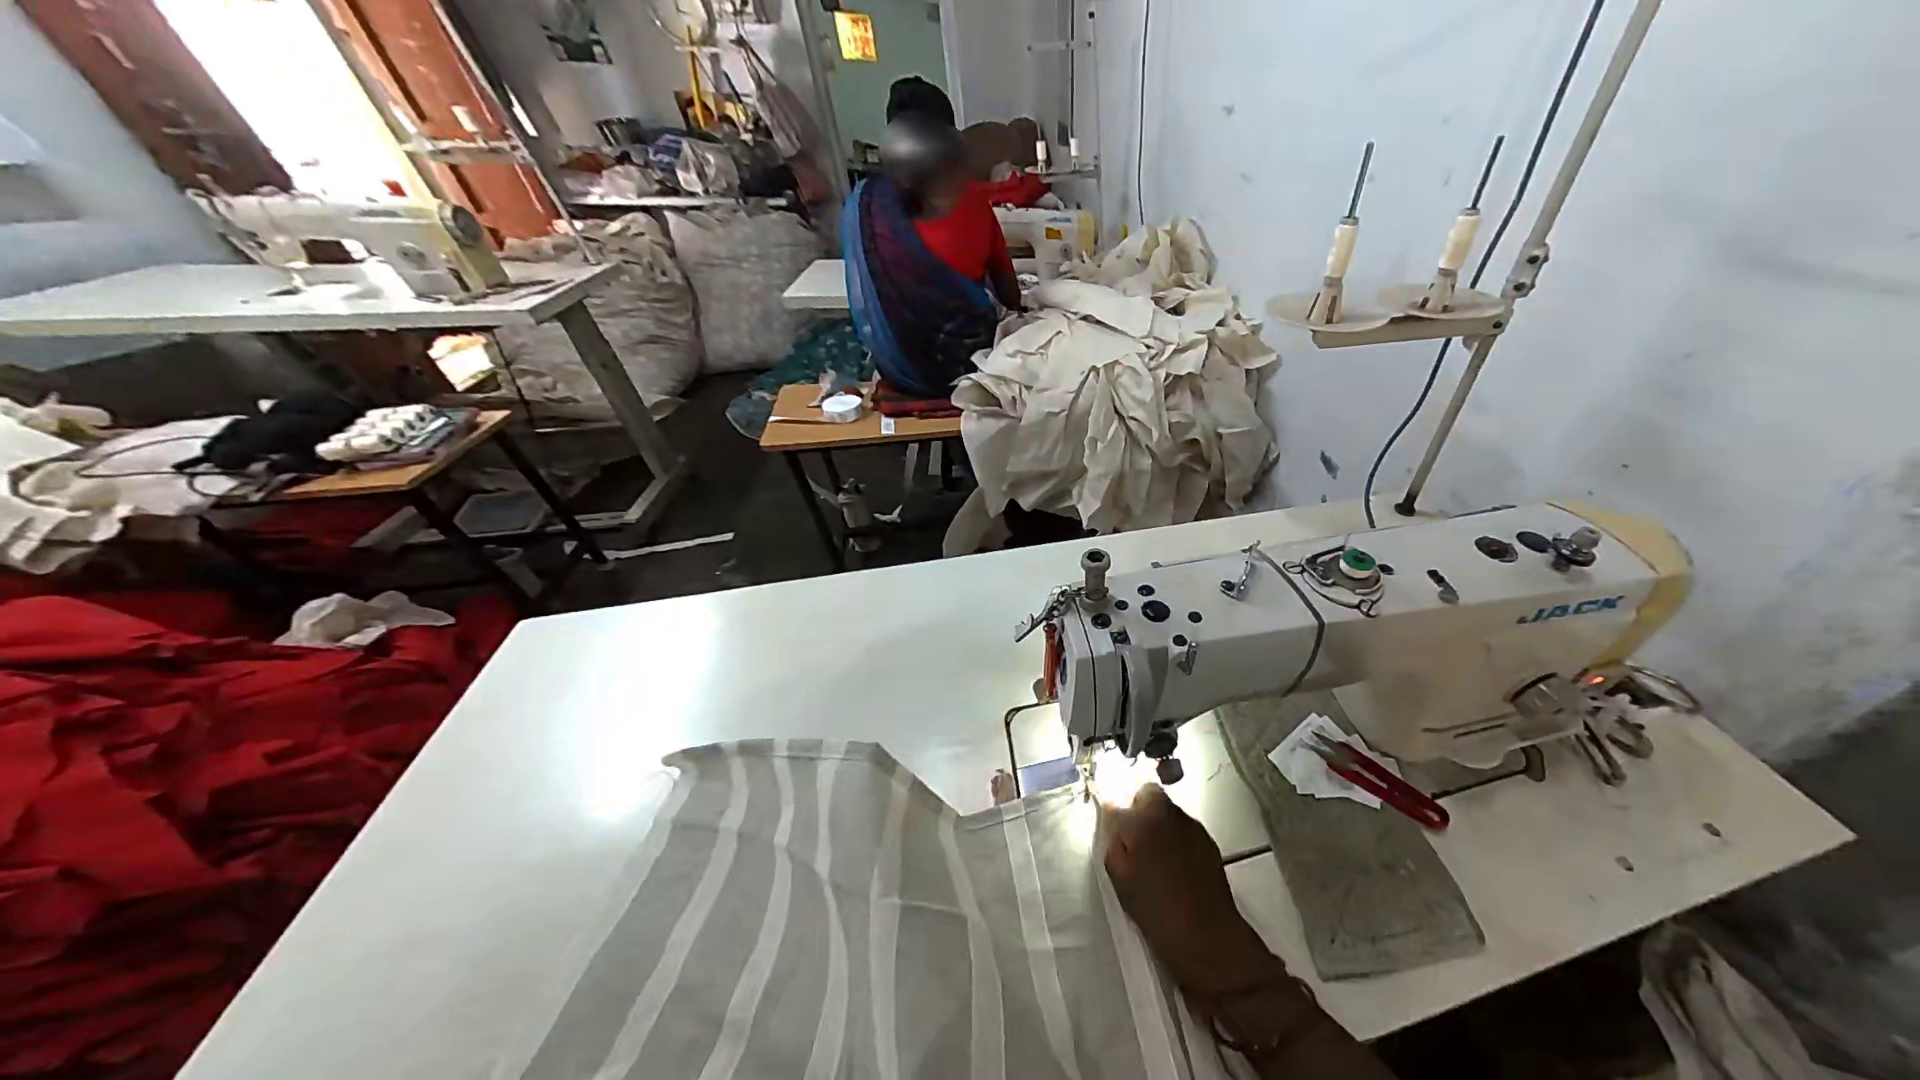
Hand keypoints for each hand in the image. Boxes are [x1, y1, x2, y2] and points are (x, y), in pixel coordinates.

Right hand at [1102, 785, 1283, 996]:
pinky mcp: (1210, 846)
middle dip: (1139, 812)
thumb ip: (1113, 836)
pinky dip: (1176, 842)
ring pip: (1169, 814)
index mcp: (1147, 816)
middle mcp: (1174, 814)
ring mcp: (1195, 829)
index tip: (1113, 822)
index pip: (1125, 789)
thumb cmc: (1155, 908)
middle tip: (1131, 844)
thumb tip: (1112, 812)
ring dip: (1159, 827)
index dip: (1118, 803)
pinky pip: (1184, 832)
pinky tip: (1173, 870)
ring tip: (1153, 860)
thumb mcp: (1119, 873)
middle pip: (1151, 796)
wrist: (1208, 940)